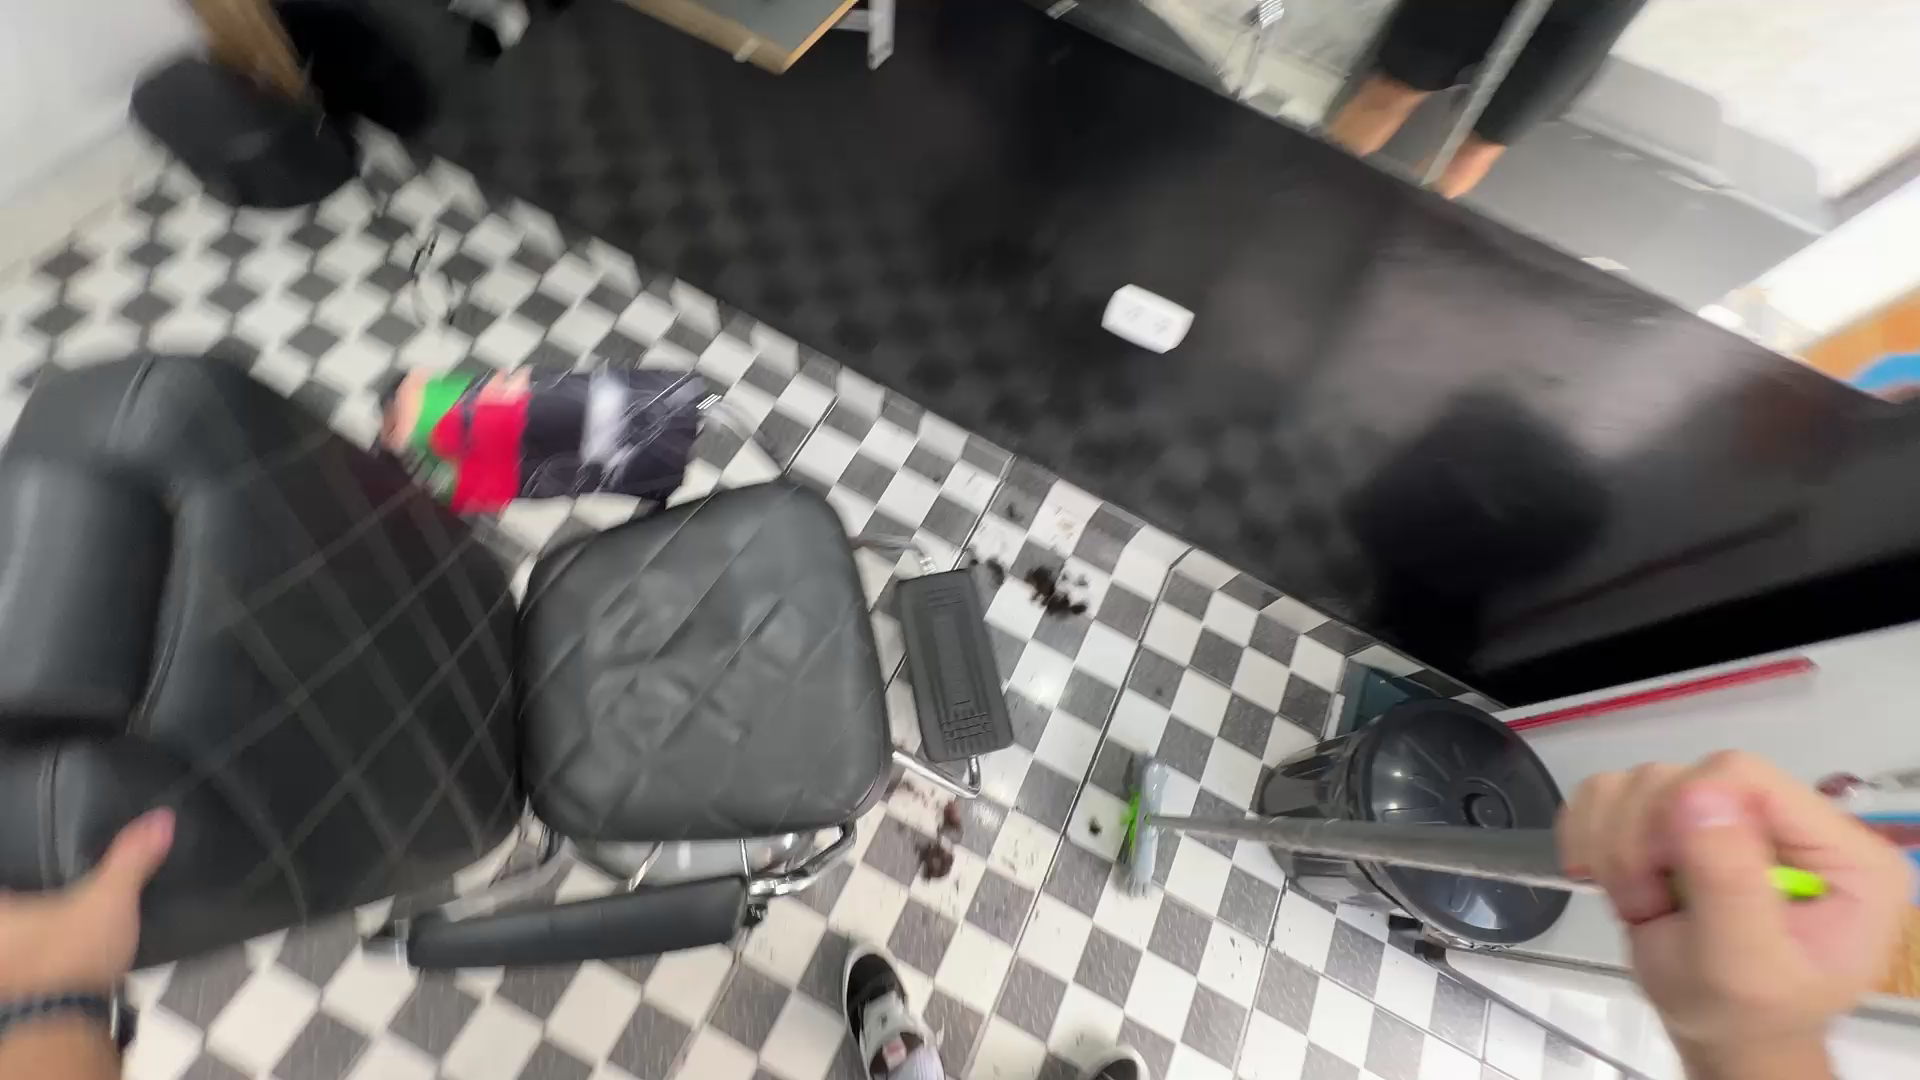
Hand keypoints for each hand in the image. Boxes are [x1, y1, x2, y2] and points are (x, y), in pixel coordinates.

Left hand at [0, 809, 174, 997]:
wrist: (60, 1018)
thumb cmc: (70, 953)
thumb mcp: (111, 897)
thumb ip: (131, 859)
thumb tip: (159, 818)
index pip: (2, 883)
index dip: (12, 872)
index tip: (21, 864)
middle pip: (8, 913)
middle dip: (25, 906)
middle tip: (44, 890)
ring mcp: (2, 967)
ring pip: (14, 940)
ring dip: (29, 933)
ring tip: (54, 919)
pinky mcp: (17, 990)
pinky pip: (23, 964)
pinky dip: (38, 956)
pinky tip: (63, 950)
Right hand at [1559, 752, 1913, 1076]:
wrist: (1712, 1022)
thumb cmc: (1741, 1008)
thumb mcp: (1744, 962)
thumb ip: (1729, 880)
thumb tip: (1699, 791)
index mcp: (1832, 851)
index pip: (1738, 775)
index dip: (1684, 808)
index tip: (1665, 868)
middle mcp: (1774, 819)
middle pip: (1671, 777)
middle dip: (1636, 840)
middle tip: (1644, 899)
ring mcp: (1713, 814)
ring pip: (1625, 783)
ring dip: (1607, 843)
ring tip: (1634, 897)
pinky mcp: (1658, 816)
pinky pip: (1597, 793)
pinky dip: (1584, 833)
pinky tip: (1604, 874)